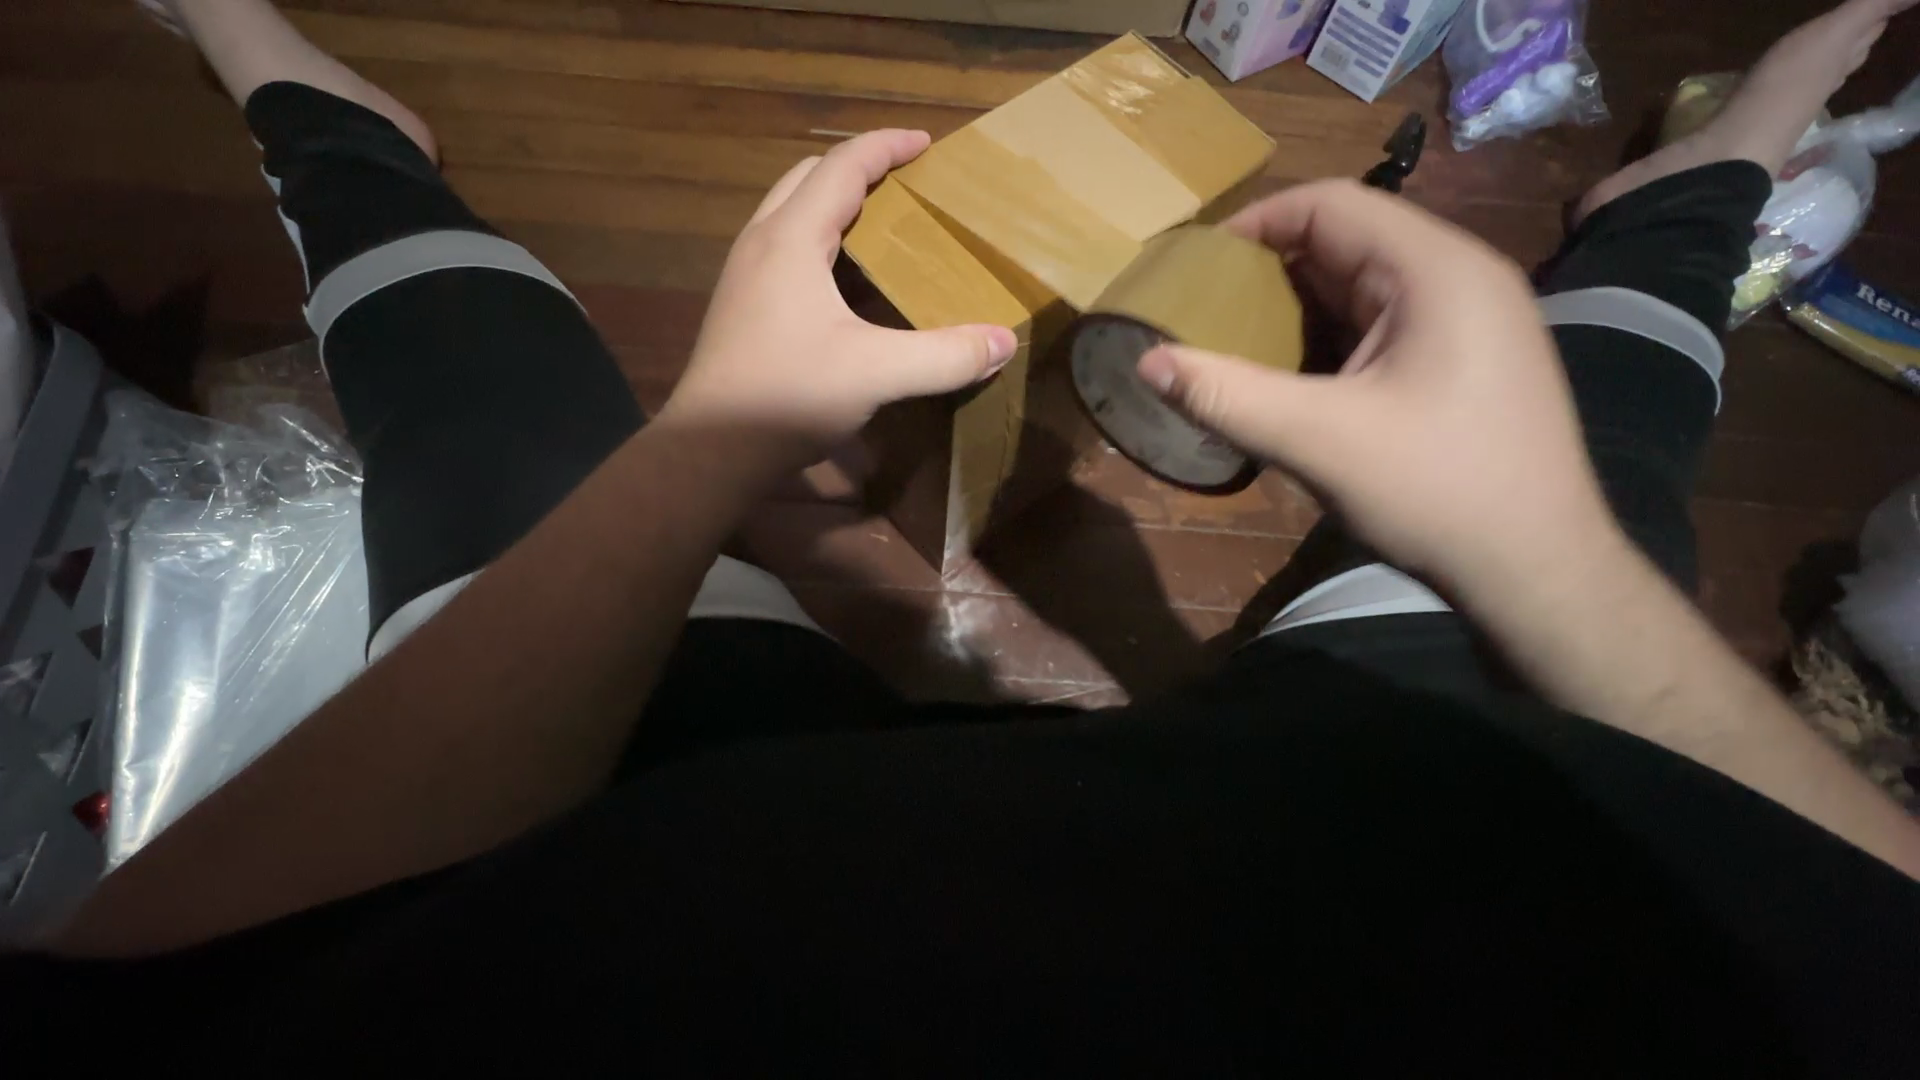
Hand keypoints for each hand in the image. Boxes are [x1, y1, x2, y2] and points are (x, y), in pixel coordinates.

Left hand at [662, 129, 1017, 470]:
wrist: (713, 449)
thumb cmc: (788, 398)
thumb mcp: (877, 374)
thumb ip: (944, 356)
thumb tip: (1003, 343)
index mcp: (791, 239)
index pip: (842, 166)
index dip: (886, 147)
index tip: (927, 144)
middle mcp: (761, 244)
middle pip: (809, 179)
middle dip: (859, 170)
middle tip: (906, 187)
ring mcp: (744, 277)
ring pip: (791, 214)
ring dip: (835, 206)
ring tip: (881, 229)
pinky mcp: (741, 308)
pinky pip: (784, 251)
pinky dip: (820, 244)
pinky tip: (846, 285)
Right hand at [1137, 180, 1619, 589]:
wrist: (1534, 567)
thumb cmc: (1436, 490)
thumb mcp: (1318, 440)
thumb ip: (1226, 396)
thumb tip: (1145, 361)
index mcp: (1435, 270)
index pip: (1332, 206)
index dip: (1256, 223)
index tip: (1193, 265)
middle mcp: (1455, 280)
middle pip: (1344, 243)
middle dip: (1266, 271)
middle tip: (1199, 309)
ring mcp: (1461, 324)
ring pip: (1356, 291)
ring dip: (1290, 311)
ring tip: (1226, 343)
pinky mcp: (1455, 365)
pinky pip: (1373, 331)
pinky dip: (1320, 344)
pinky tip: (1281, 379)